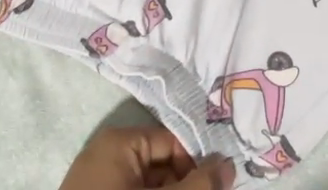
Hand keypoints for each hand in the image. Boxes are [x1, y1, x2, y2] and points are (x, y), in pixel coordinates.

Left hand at [58, 126, 234, 189]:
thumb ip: (200, 184)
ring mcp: (99, 184)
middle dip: (186, 184)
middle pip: (163, 164)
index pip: (173, 142)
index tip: (219, 185)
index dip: (198, 164)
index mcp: (121, 143)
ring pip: (150, 185)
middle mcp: (108, 156)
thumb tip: (229, 164)